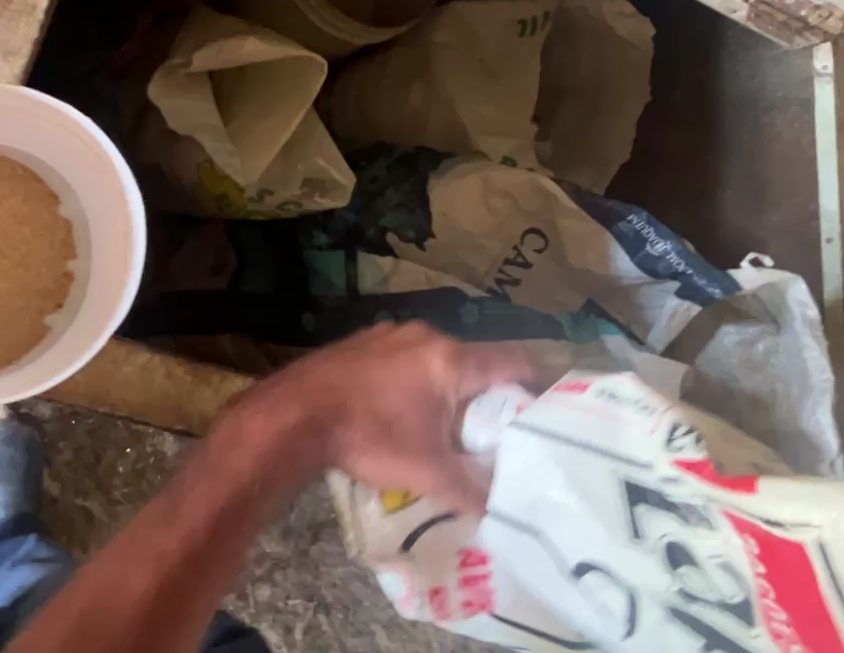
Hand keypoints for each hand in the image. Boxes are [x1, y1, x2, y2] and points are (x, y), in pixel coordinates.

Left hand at [242, 322, 542, 512]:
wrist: (295, 412)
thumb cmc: (368, 436)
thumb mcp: (428, 472)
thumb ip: (474, 490)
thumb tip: (505, 508)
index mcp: (450, 359)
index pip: (513, 360)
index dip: (536, 383)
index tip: (548, 408)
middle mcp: (424, 335)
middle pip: (474, 363)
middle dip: (486, 397)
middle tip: (495, 433)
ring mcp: (388, 334)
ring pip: (436, 362)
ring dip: (447, 390)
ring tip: (449, 428)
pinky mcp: (362, 342)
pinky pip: (404, 360)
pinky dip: (414, 383)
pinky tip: (402, 412)